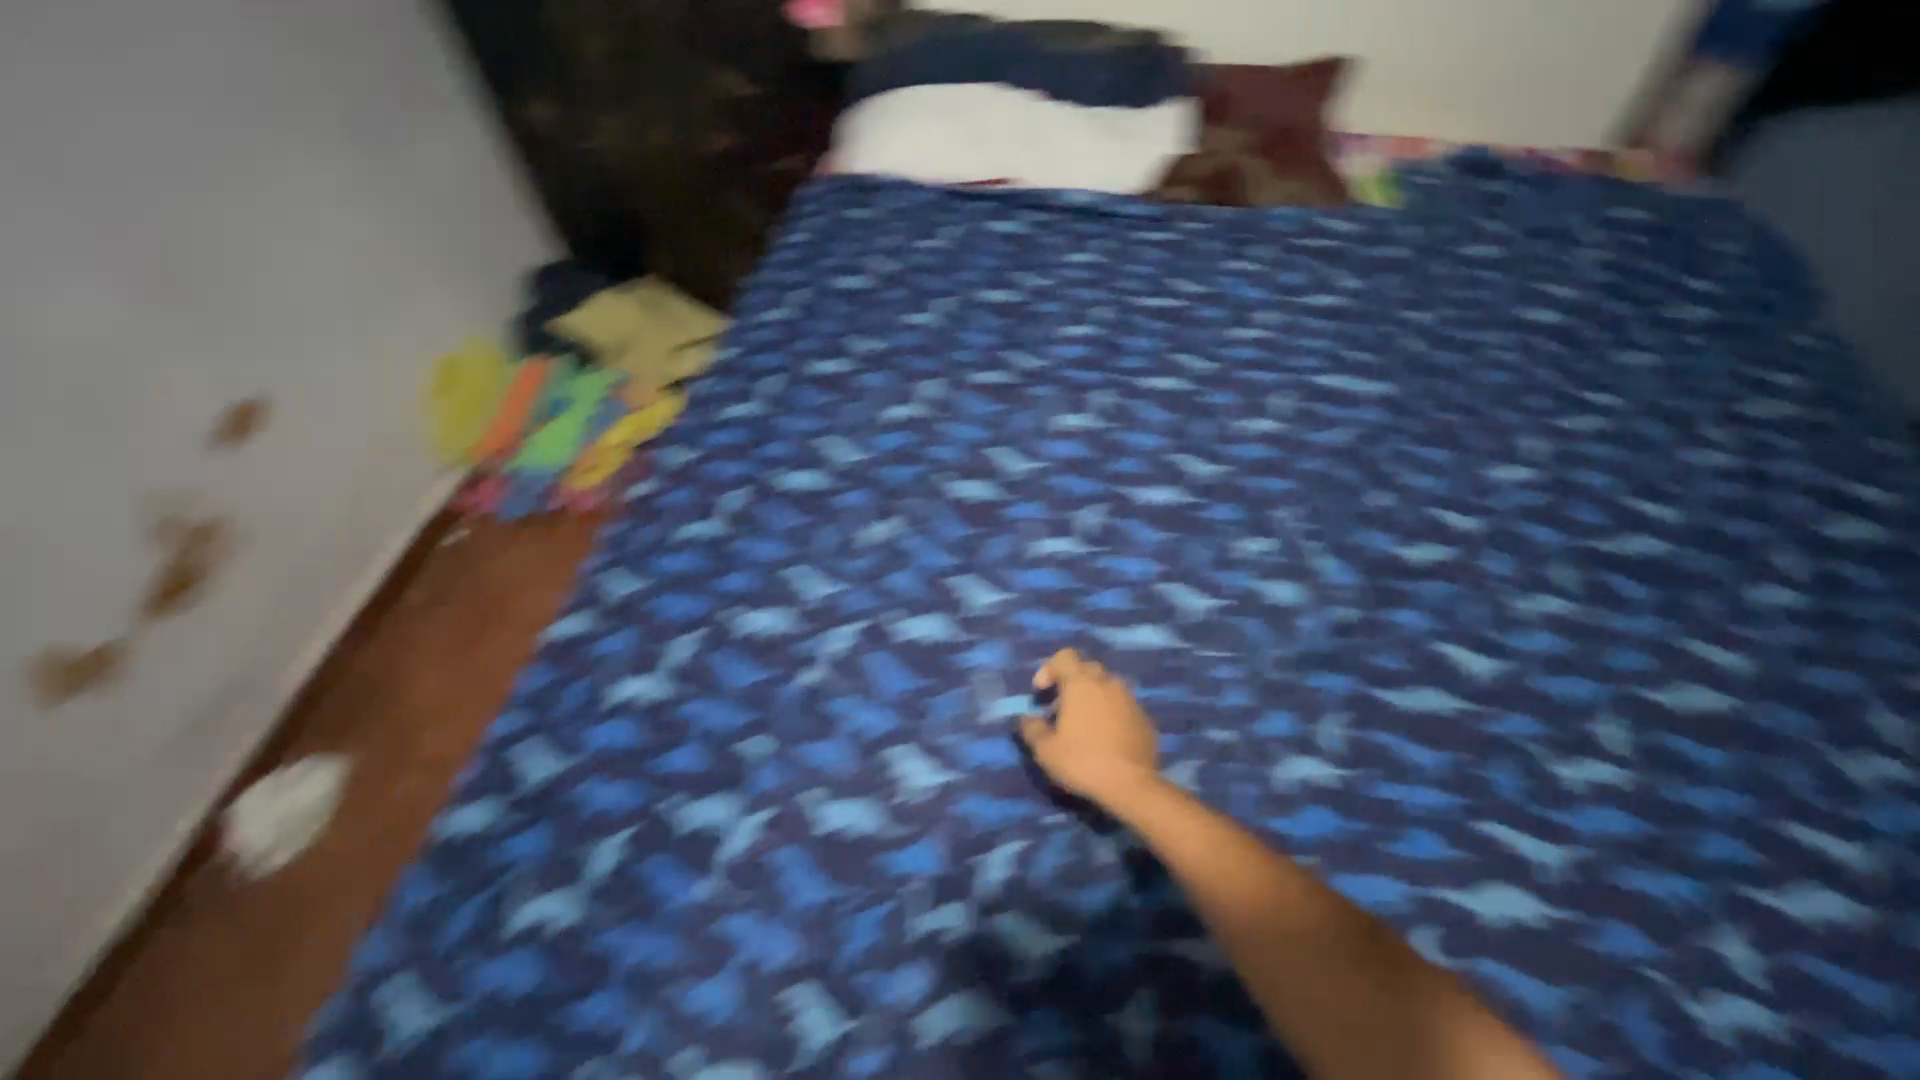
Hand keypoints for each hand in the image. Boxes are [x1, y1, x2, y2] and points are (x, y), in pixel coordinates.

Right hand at [1018, 648, 1160, 804]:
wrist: (1131, 785)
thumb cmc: (1082, 761)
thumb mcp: (1045, 750)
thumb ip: (1031, 727)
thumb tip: (1026, 718)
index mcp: (1081, 683)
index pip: (1064, 656)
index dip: (1048, 670)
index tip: (1041, 695)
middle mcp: (1108, 683)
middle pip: (1086, 668)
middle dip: (1070, 683)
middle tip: (1059, 710)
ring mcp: (1130, 699)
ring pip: (1107, 687)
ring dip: (1092, 698)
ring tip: (1083, 726)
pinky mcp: (1145, 718)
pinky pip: (1122, 706)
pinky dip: (1110, 713)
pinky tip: (1105, 739)